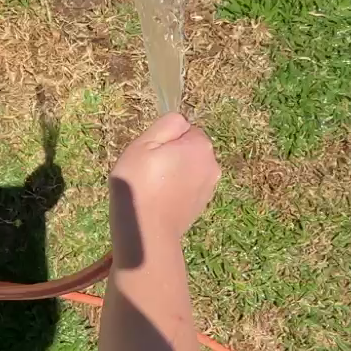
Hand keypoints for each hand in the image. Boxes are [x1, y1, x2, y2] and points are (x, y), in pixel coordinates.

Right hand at [108, 113, 219, 248]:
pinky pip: (188, 188)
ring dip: (174, 174)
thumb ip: (166, 125)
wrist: (146, 229)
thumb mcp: (143, 144)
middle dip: (171, 156)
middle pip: (189, 150)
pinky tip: (159, 201)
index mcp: (200, 145)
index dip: (164, 139)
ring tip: (151, 187)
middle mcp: (212, 164)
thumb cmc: (138, 183)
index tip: (148, 154)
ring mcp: (209, 187)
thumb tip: (180, 122)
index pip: (184, 129)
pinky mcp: (201, 205)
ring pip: (188, 169)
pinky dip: (175, 190)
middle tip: (146, 170)